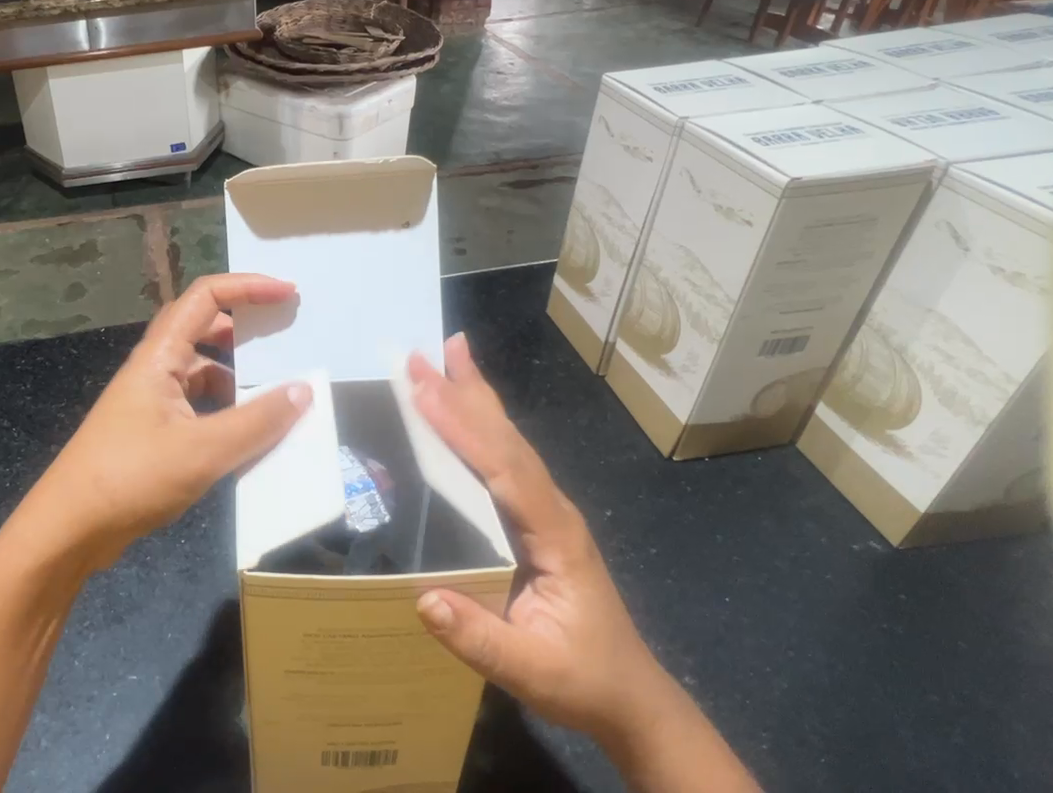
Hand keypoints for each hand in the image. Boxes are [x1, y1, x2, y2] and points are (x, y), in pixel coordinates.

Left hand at [23, 273, 312, 570]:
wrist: (69, 527)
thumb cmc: (131, 477)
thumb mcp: (203, 450)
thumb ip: (256, 421)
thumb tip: (304, 390)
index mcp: (160, 357)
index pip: (205, 298)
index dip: (248, 286)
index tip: (288, 294)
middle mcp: (153, 370)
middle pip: (202, 329)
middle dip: (244, 327)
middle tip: (286, 337)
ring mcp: (150, 402)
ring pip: (201, 373)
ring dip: (237, 376)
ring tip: (278, 394)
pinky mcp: (151, 433)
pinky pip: (197, 408)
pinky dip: (225, 412)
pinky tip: (247, 437)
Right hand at [406, 334, 677, 743]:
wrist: (630, 698)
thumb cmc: (584, 681)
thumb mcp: (532, 670)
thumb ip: (479, 638)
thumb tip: (422, 598)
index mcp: (555, 535)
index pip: (504, 471)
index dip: (463, 431)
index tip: (425, 394)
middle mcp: (553, 510)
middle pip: (506, 440)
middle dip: (465, 394)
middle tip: (426, 354)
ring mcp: (546, 513)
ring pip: (507, 443)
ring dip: (474, 400)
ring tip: (448, 357)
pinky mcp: (534, 521)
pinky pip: (503, 462)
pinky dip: (480, 428)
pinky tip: (464, 413)